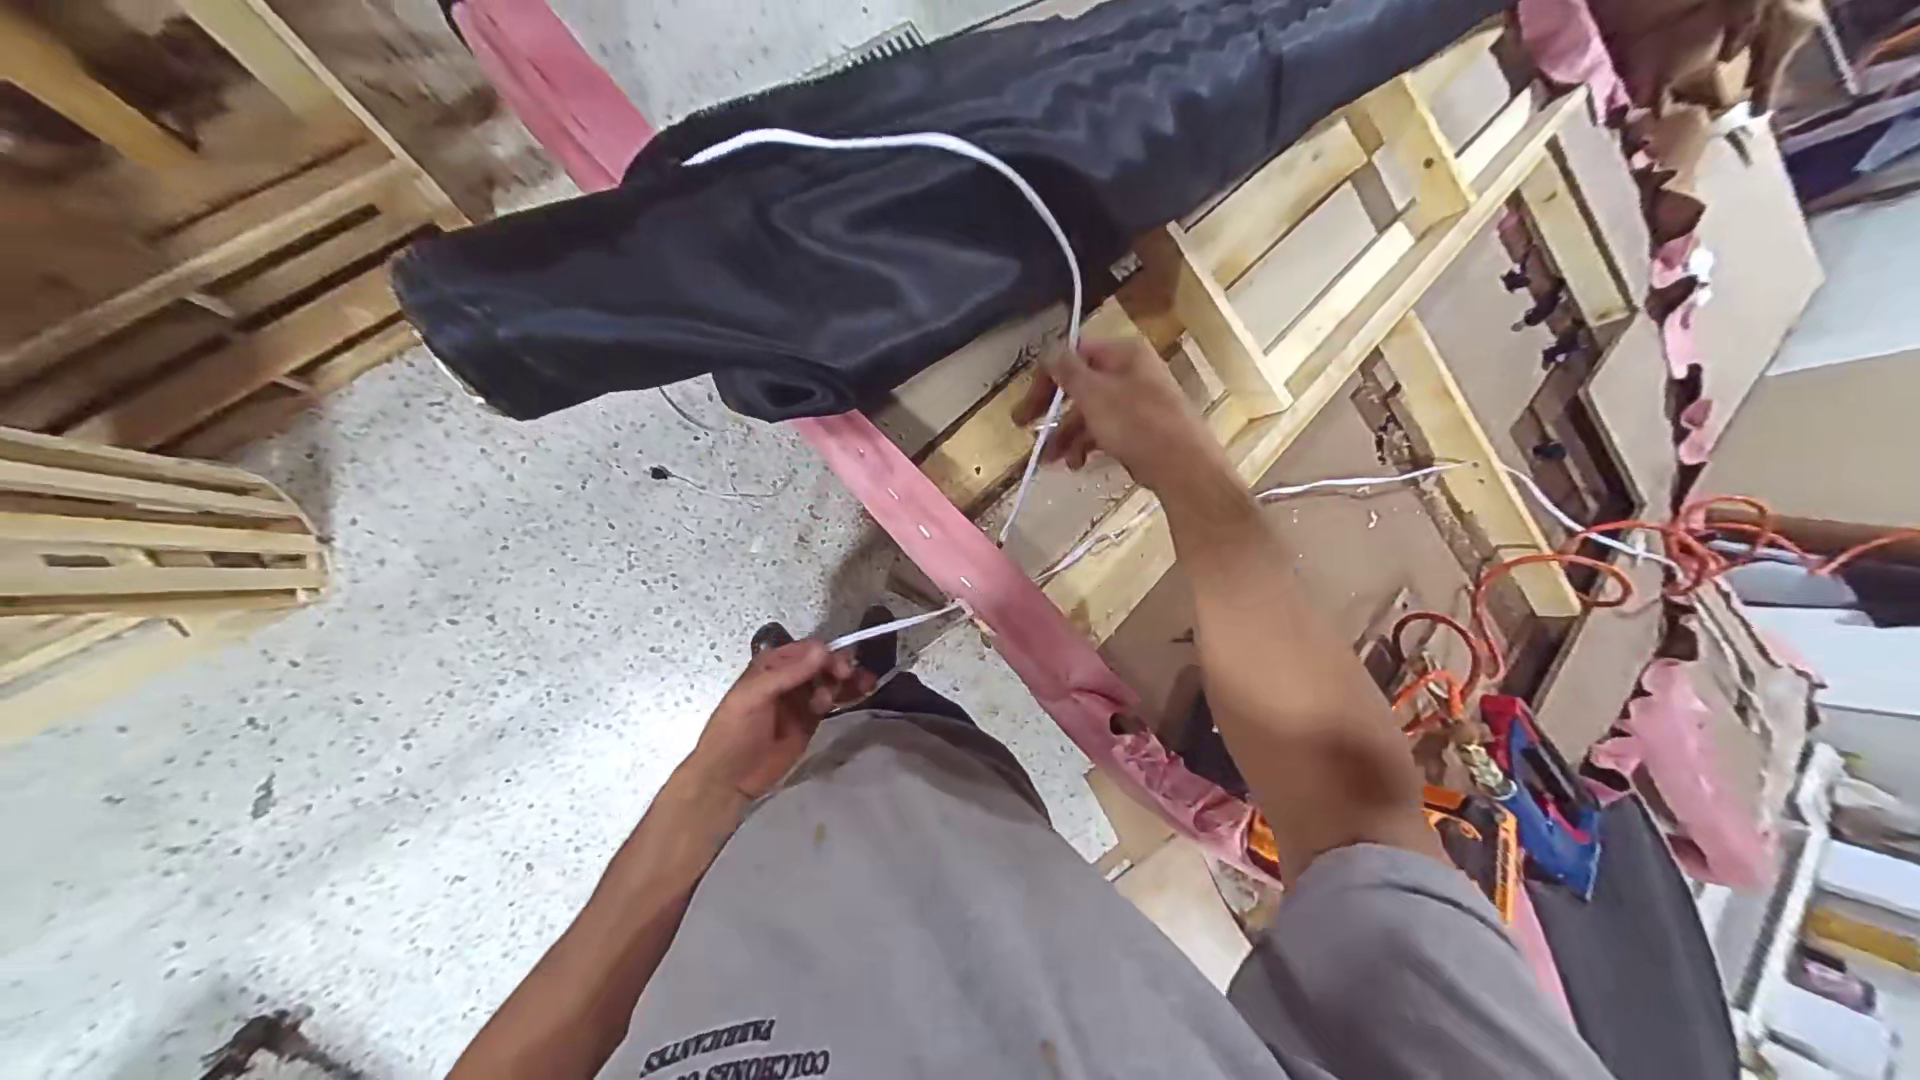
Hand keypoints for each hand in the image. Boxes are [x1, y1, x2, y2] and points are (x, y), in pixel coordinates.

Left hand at [685, 642, 874, 798]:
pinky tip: (861, 692)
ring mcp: (801, 698)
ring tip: (864, 685)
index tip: (839, 665)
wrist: (729, 779)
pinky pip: (833, 700)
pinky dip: (848, 694)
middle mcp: (788, 678)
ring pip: (831, 680)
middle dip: (839, 666)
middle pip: (821, 663)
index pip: (804, 650)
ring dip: (849, 679)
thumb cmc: (733, 732)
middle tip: (850, 677)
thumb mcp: (753, 697)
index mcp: (770, 666)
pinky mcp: (811, 719)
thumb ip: (787, 674)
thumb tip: (822, 651)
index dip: (823, 654)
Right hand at [1012, 337, 1234, 494]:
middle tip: (1024, 429)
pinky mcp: (1142, 430)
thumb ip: (1067, 371)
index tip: (1028, 405)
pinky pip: (1106, 432)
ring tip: (1049, 460)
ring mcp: (1138, 402)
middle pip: (1080, 386)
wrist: (1184, 467)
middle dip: (1053, 412)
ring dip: (1065, 436)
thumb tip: (1050, 350)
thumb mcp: (1094, 394)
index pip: (1074, 354)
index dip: (1047, 378)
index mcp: (1123, 354)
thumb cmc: (1137, 423)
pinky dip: (1087, 445)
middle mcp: (1132, 373)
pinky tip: (1076, 464)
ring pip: (1091, 413)